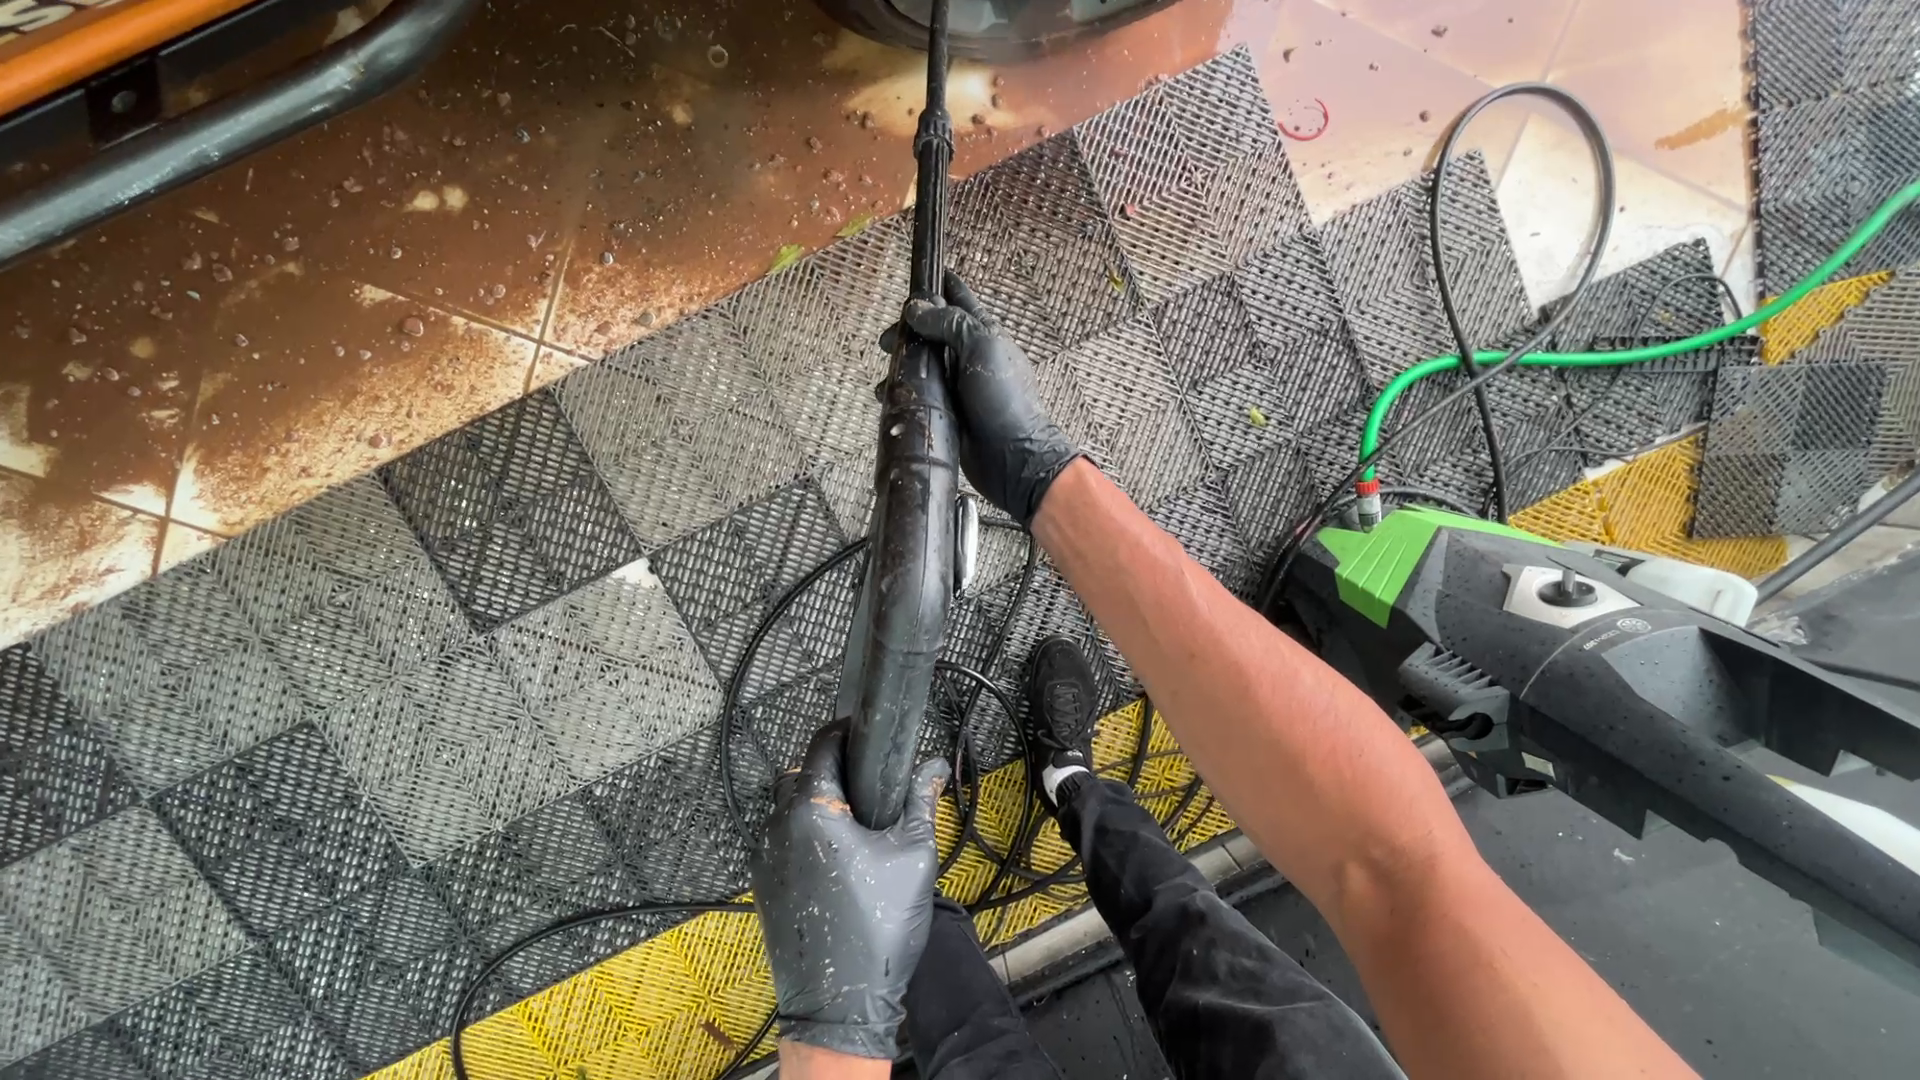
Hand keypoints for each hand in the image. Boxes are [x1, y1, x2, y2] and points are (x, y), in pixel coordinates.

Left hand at [752, 719, 949, 1059]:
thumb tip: (935, 765)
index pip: (821, 746)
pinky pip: (779, 838)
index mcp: (813, 811)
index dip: (843, 731)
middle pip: (799, 772)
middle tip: (864, 776)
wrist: (841, 1003)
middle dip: (828, 765)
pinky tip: (834, 850)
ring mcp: (765, 857)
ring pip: (784, 806)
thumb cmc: (879, 928)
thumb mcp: (913, 856)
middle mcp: (779, 827)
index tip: (863, 731)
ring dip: (812, 798)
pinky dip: (801, 830)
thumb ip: (922, 802)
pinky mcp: (763, 883)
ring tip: (852, 814)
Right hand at [882, 270, 1084, 524]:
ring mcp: (956, 386)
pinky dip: (902, 392)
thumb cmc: (1004, 401)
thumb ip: (951, 324)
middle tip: (888, 339)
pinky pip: (919, 395)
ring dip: (902, 363)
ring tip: (888, 372)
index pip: (958, 300)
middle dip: (909, 330)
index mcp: (983, 335)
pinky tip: (888, 396)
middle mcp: (968, 358)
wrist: (1011, 457)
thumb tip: (917, 308)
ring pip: (922, 364)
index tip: (918, 276)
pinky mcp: (945, 412)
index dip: (938, 286)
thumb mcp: (982, 349)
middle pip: (933, 333)